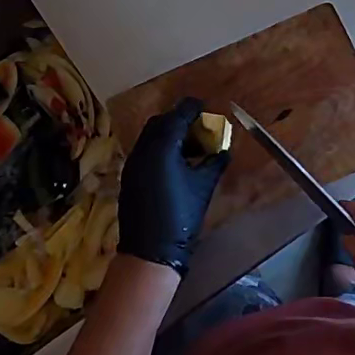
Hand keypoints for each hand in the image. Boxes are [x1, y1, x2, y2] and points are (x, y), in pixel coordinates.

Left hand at [116, 98, 230, 273]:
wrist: (151, 248)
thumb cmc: (181, 215)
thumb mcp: (204, 187)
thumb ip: (214, 163)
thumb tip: (225, 150)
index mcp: (162, 147)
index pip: (177, 116)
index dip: (192, 108)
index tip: (203, 106)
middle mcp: (143, 149)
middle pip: (160, 122)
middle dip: (178, 120)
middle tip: (198, 127)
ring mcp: (132, 162)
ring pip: (150, 136)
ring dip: (168, 134)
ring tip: (189, 145)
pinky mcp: (129, 175)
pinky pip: (144, 150)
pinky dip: (158, 148)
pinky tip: (174, 162)